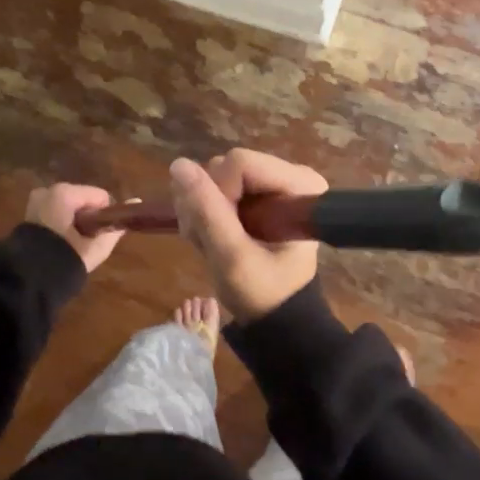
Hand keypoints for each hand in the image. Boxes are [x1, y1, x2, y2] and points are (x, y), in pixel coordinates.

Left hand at [24, 184, 125, 272]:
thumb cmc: (66, 258)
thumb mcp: (96, 246)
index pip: (100, 197)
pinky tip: (60, 245)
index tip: (101, 236)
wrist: (28, 280)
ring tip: (72, 246)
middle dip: (88, 219)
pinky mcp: (28, 214)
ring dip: (74, 223)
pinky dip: (61, 225)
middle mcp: (48, 191)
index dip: (105, 216)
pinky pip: (55, 214)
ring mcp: (36, 202)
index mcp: (65, 193)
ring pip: (68, 208)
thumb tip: (136, 202)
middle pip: (83, 201)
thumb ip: (116, 226)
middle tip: (86, 243)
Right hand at [170, 149, 327, 320]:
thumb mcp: (232, 258)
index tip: (223, 231)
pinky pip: (215, 186)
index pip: (239, 163)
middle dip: (207, 204)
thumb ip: (207, 212)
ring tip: (211, 245)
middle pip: (225, 167)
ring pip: (215, 176)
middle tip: (211, 243)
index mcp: (300, 185)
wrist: (276, 317)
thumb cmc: (263, 293)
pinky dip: (204, 213)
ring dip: (201, 212)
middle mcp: (289, 174)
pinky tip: (211, 238)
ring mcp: (270, 182)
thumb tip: (179, 165)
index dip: (219, 194)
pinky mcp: (255, 191)